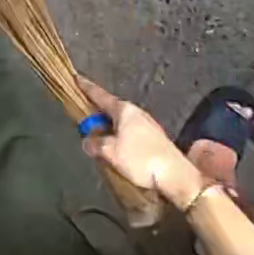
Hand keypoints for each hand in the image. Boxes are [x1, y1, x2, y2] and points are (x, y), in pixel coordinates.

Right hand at [77, 75, 205, 204]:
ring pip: (121, 123)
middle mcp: (136, 113)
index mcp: (123, 110)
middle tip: (85, 123)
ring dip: (109, 129)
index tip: (77, 78)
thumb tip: (87, 141)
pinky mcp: (155, 139)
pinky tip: (118, 152)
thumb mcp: (110, 151)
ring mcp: (147, 125)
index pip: (100, 95)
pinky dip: (120, 138)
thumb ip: (94, 143)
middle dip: (97, 115)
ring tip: (100, 142)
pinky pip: (130, 133)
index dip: (87, 88)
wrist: (176, 176)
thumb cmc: (141, 159)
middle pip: (111, 109)